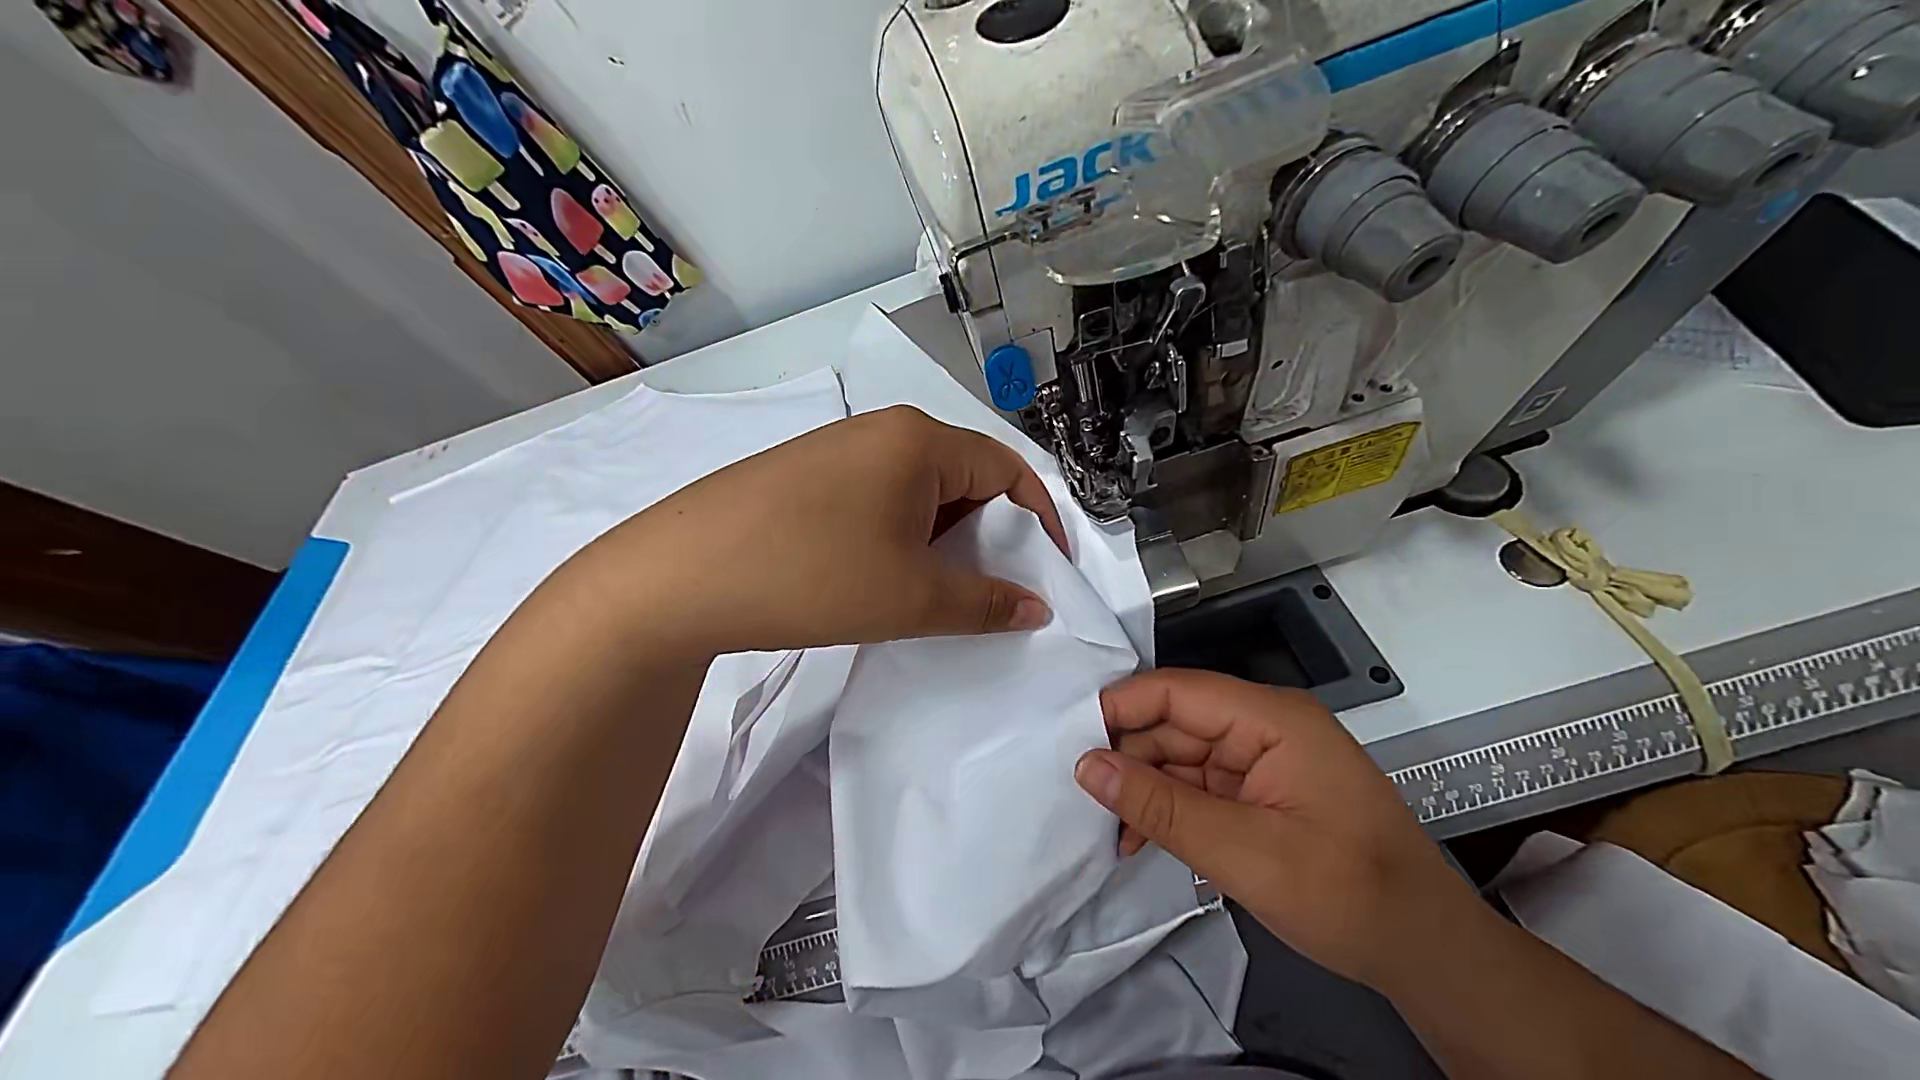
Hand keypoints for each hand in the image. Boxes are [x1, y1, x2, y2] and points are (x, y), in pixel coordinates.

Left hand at [558, 405, 1068, 658]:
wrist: (678, 576)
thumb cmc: (812, 575)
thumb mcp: (912, 598)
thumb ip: (985, 603)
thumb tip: (1036, 609)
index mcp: (920, 441)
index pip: (1008, 469)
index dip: (1040, 520)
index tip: (1048, 571)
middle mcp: (882, 430)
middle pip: (965, 475)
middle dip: (990, 533)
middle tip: (993, 587)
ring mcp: (838, 450)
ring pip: (919, 489)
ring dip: (943, 537)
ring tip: (938, 589)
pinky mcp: (806, 476)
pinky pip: (878, 498)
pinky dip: (901, 534)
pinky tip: (883, 575)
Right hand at [1073, 668, 1485, 989]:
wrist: (1425, 953)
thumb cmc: (1349, 894)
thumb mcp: (1244, 852)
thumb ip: (1159, 806)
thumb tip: (1086, 766)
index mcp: (1271, 718)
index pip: (1176, 691)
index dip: (1120, 708)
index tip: (1070, 740)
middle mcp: (1262, 727)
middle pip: (1172, 723)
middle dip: (1127, 758)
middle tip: (1082, 796)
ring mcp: (1258, 759)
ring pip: (1176, 756)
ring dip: (1141, 789)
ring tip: (1108, 828)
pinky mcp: (1255, 791)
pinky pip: (1193, 785)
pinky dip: (1164, 808)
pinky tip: (1137, 836)